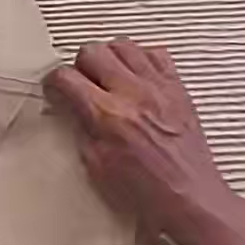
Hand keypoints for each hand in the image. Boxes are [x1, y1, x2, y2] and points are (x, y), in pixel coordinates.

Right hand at [47, 39, 239, 236]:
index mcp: (108, 116)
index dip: (54, 82)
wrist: (190, 199)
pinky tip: (136, 76)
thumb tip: (68, 105)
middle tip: (82, 83)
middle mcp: (132, 94)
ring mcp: (157, 88)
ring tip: (108, 77)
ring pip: (122, 45)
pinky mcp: (177, 88)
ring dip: (109, 58)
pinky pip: (155, 53)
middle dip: (80, 65)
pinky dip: (141, 59)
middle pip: (92, 51)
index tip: (55, 89)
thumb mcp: (96, 166)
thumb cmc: (148, 191)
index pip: (67, 77)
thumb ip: (79, 127)